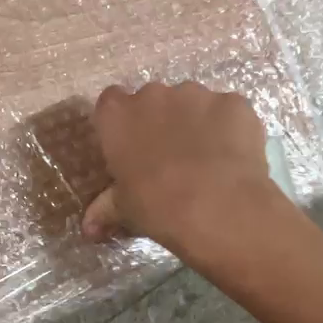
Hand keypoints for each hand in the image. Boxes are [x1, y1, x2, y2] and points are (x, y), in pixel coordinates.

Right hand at [81, 82, 286, 262]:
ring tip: (207, 159)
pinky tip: (233, 157)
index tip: (130, 145)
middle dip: (160, 121)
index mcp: (117, 114)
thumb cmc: (157, 206)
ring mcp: (196, 94)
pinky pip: (227, 111)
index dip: (122, 123)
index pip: (110, 103)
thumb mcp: (124, 210)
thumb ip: (105, 209)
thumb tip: (88, 229)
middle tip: (169, 156)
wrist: (219, 209)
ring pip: (192, 103)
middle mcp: (153, 94)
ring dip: (195, 122)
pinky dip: (229, 128)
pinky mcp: (233, 102)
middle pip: (153, 100)